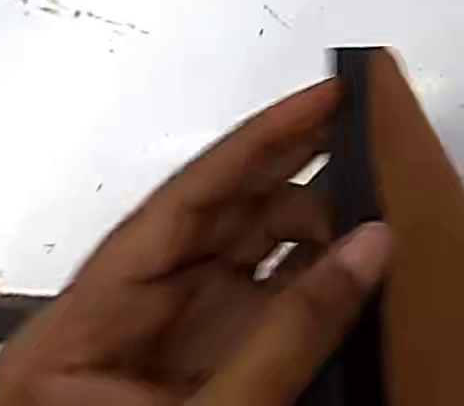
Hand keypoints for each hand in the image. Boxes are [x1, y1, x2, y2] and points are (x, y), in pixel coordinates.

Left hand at [0, 80, 393, 405]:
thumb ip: (291, 335)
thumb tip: (376, 241)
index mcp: (88, 325)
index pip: (189, 199)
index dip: (262, 138)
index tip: (326, 96)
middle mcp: (131, 318)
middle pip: (225, 212)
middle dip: (297, 160)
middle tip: (364, 121)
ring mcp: (174, 344)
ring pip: (255, 250)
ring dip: (317, 218)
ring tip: (374, 197)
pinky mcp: (212, 368)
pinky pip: (275, 298)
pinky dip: (321, 273)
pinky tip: (359, 261)